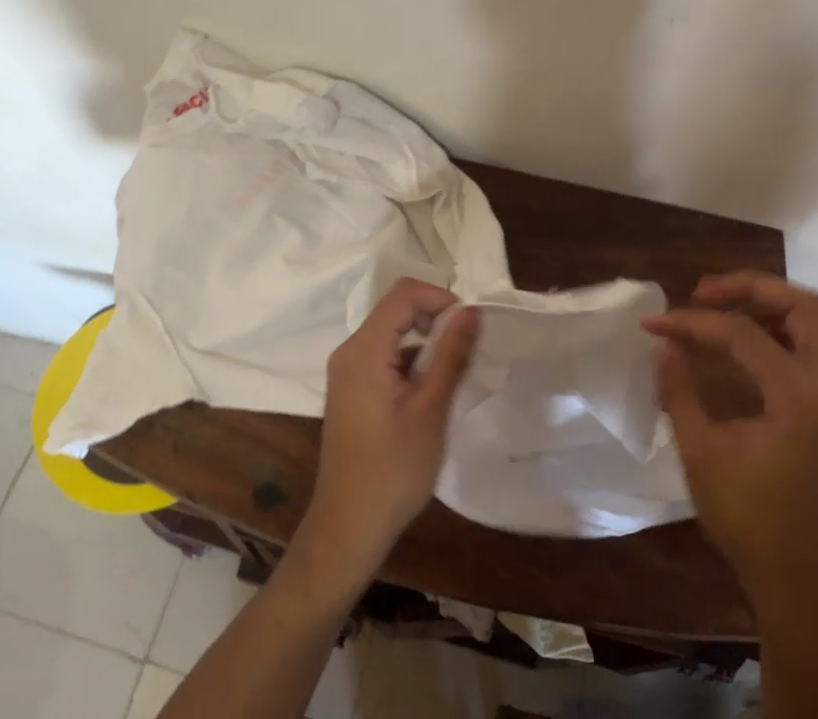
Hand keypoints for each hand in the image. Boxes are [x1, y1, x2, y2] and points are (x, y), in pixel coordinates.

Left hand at [300, 278, 479, 577]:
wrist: (350, 523)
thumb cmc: (394, 469)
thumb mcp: (431, 409)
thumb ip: (451, 355)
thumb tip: (471, 311)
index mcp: (363, 350)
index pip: (403, 294)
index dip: (441, 299)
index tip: (470, 329)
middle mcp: (348, 352)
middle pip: (396, 312)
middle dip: (436, 321)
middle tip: (468, 354)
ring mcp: (346, 373)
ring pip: (392, 337)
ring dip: (426, 346)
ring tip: (454, 380)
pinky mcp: (351, 392)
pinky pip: (383, 359)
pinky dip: (410, 365)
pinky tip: (431, 398)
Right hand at [644, 272, 817, 596]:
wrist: (799, 578)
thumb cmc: (747, 519)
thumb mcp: (701, 452)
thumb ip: (680, 391)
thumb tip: (663, 345)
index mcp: (801, 398)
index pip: (745, 334)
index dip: (694, 321)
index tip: (652, 323)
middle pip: (804, 308)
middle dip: (751, 289)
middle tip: (702, 295)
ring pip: (814, 327)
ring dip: (767, 309)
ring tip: (717, 314)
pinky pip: (811, 353)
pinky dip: (776, 336)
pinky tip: (737, 350)